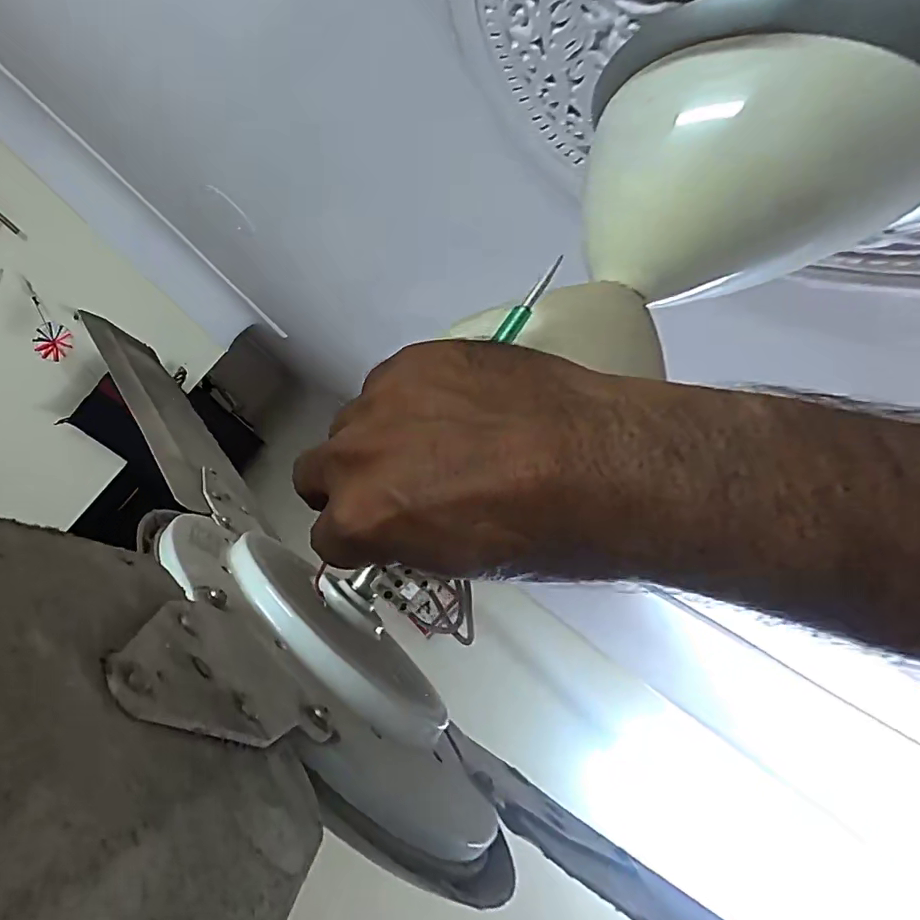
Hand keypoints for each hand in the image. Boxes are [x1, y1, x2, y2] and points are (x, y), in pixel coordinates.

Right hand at [293, 340, 697, 578]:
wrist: (605, 463)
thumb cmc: (541, 533)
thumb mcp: (453, 560)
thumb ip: (399, 535)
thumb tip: (399, 519)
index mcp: (360, 518)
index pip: (325, 536)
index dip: (355, 538)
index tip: (379, 533)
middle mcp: (353, 457)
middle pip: (313, 472)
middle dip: (343, 484)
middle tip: (395, 485)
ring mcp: (381, 400)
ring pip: (352, 422)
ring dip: (378, 436)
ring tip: (440, 438)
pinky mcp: (414, 359)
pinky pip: (389, 384)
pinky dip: (411, 399)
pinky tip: (460, 407)